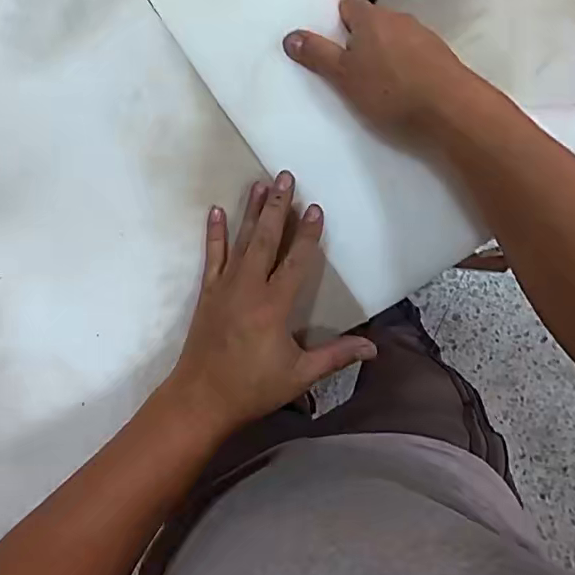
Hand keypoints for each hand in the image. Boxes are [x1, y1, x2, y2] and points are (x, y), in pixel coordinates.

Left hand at [160, 171, 376, 432]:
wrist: (200, 398)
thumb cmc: (252, 388)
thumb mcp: (299, 375)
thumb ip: (335, 356)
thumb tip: (373, 348)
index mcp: (273, 306)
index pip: (296, 261)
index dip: (308, 234)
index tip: (316, 208)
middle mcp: (248, 287)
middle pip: (266, 239)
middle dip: (278, 206)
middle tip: (285, 177)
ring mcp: (224, 287)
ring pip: (241, 241)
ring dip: (251, 211)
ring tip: (259, 184)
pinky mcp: (207, 292)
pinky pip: (212, 256)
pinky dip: (214, 233)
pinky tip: (216, 211)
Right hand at [282, 0, 487, 136]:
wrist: (449, 111)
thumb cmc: (390, 91)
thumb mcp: (343, 76)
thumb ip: (317, 55)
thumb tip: (291, 36)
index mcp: (371, 17)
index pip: (348, 6)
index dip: (336, 24)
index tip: (329, 47)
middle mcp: (399, 19)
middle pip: (372, 23)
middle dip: (359, 42)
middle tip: (346, 72)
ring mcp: (424, 37)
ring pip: (394, 40)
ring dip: (383, 56)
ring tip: (374, 87)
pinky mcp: (441, 58)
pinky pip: (413, 57)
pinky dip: (404, 69)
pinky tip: (400, 93)